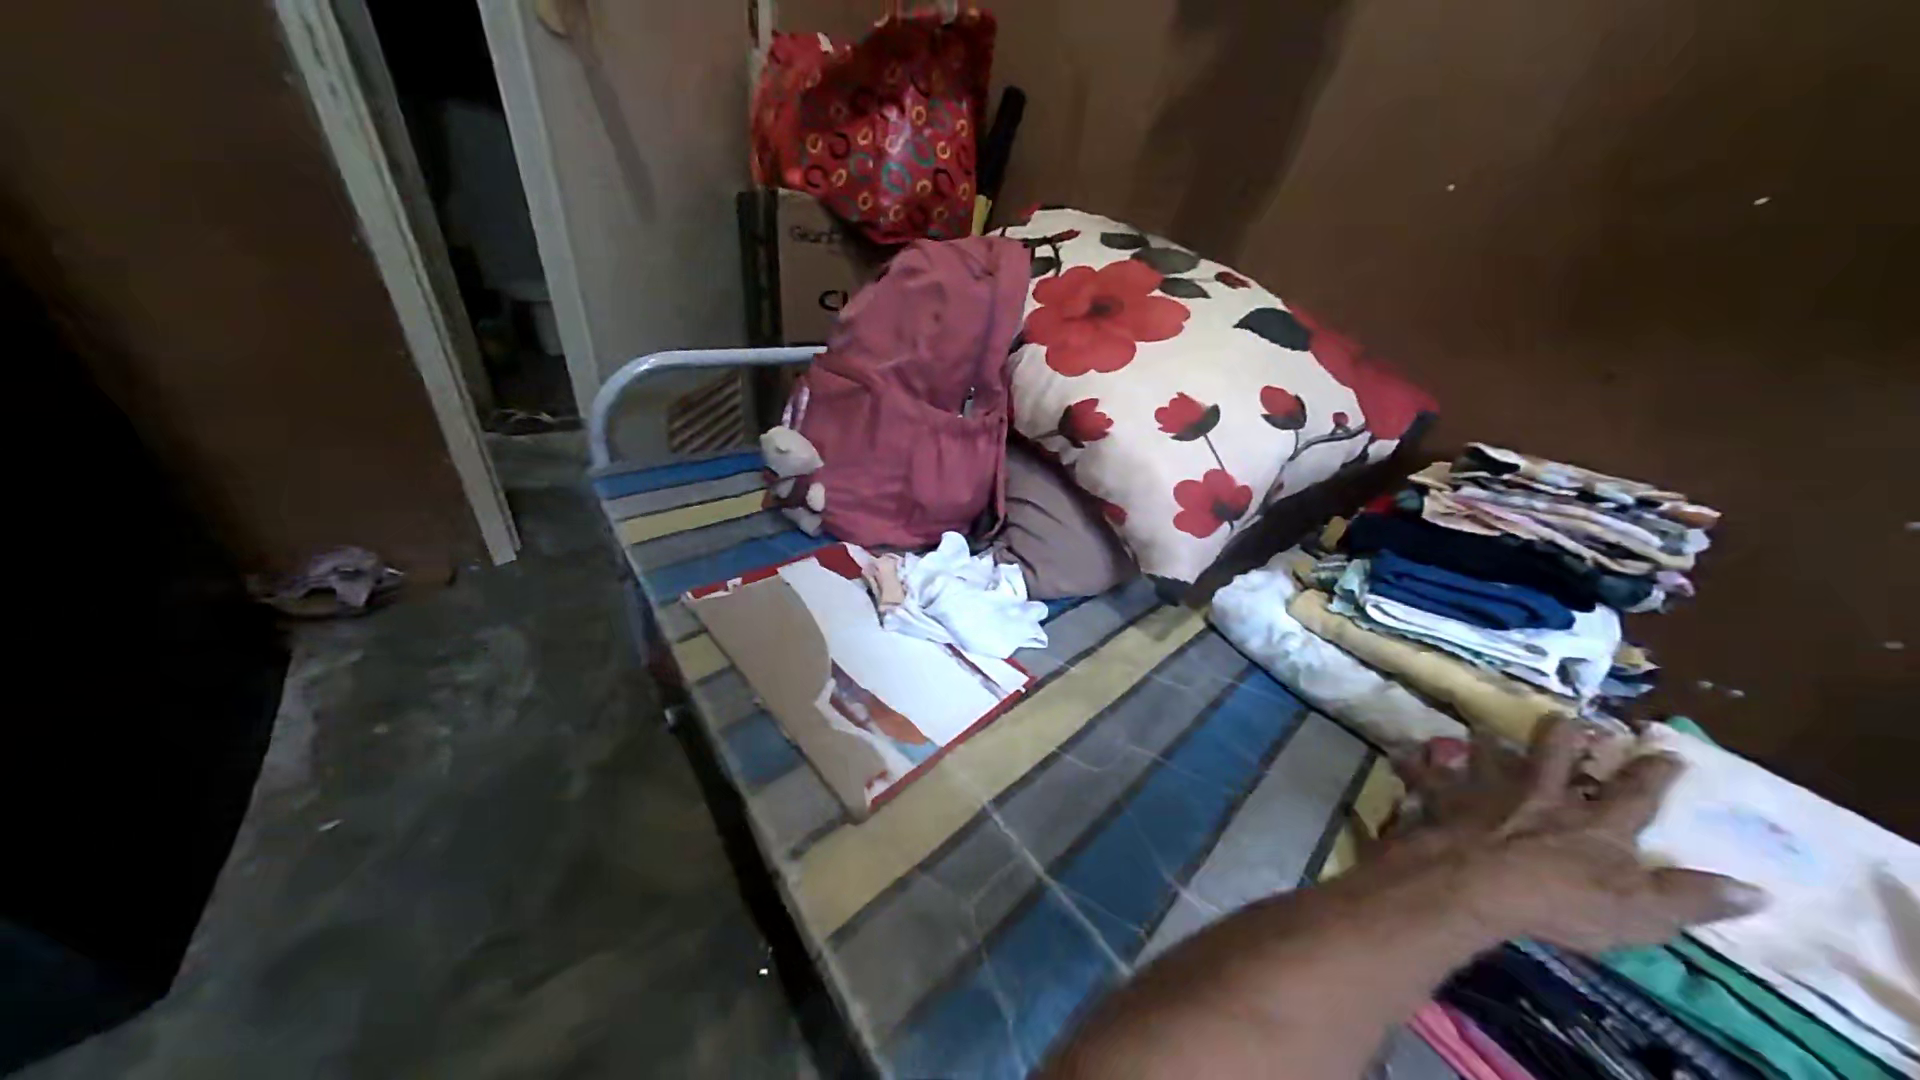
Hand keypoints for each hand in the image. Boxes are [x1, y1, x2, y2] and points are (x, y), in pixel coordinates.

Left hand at [1378, 719, 1768, 953]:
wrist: (1475, 882)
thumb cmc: (1560, 902)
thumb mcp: (1642, 913)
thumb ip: (1691, 898)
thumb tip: (1756, 890)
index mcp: (1593, 823)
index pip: (1635, 794)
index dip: (1654, 773)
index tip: (1668, 749)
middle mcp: (1539, 795)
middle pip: (1554, 756)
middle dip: (1567, 734)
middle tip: (1571, 716)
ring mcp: (1485, 791)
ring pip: (1487, 754)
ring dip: (1486, 742)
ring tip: (1483, 729)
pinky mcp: (1441, 797)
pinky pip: (1424, 774)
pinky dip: (1417, 763)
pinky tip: (1406, 752)